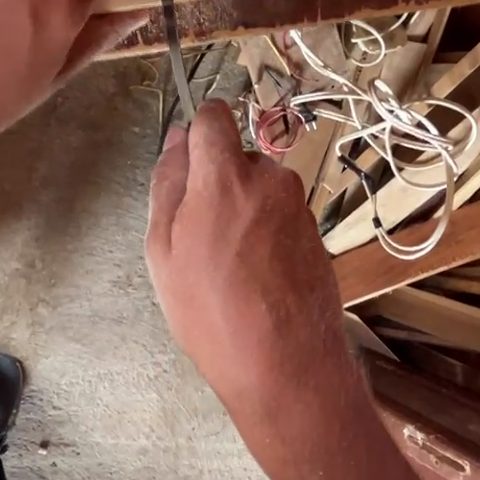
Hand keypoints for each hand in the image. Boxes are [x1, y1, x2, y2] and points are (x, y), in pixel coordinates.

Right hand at [144, 100, 360, 431]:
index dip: (197, 130)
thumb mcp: (163, 249)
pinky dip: (265, 233)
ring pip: (259, 189)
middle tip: (200, 237)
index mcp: (226, 176)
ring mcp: (298, 206)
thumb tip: (178, 138)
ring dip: (242, 211)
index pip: (214, 115)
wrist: (286, 364)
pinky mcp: (316, 232)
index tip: (188, 163)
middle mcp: (270, 179)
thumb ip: (168, 184)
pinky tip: (257, 278)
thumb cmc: (210, 310)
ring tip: (229, 266)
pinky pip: (279, 216)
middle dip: (217, 182)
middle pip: (236, 158)